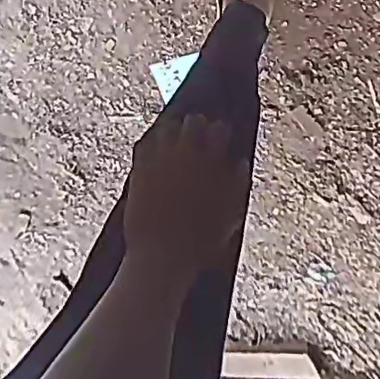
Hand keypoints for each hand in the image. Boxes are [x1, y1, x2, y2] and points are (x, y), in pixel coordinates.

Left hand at [123, 113, 244, 278]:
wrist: (161, 256)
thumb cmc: (202, 240)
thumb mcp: (231, 215)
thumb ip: (238, 184)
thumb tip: (240, 161)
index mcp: (211, 162)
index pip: (219, 129)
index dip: (220, 132)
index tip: (219, 138)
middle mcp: (184, 153)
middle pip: (192, 121)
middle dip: (196, 126)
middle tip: (196, 136)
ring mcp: (159, 158)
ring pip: (166, 127)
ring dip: (173, 131)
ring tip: (175, 141)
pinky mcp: (139, 167)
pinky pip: (144, 143)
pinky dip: (152, 142)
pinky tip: (156, 150)